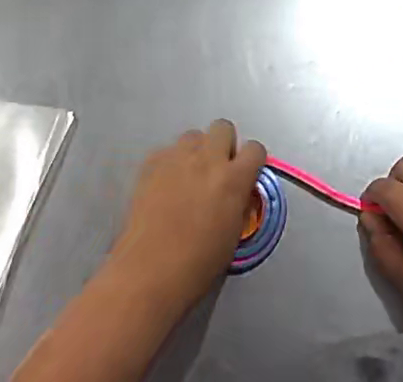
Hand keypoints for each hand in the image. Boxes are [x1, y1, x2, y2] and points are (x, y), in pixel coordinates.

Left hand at [110, 120, 265, 310]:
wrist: (147, 275)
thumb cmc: (196, 266)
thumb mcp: (234, 234)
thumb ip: (239, 203)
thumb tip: (239, 193)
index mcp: (234, 179)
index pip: (255, 148)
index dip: (252, 160)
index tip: (246, 172)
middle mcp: (208, 160)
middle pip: (223, 128)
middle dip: (223, 144)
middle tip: (217, 168)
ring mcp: (178, 160)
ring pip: (193, 135)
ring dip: (196, 150)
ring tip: (189, 174)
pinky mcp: (150, 166)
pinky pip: (166, 151)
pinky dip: (169, 162)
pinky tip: (165, 184)